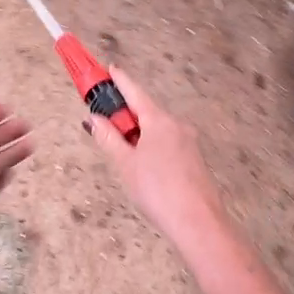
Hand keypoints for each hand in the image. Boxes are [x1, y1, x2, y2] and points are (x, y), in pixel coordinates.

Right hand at [86, 70, 226, 239]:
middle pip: (147, 112)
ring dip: (140, 135)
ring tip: (125, 156)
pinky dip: (153, 147)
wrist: (199, 225)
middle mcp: (176, 125)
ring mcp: (189, 143)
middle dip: (127, 116)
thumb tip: (94, 118)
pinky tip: (147, 170)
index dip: (120, 80)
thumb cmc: (157, 190)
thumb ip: (108, 138)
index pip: (135, 92)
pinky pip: (169, 145)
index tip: (110, 68)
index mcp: (158, 120)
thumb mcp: (125, 164)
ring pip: (158, 131)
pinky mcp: (196, 162)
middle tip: (108, 125)